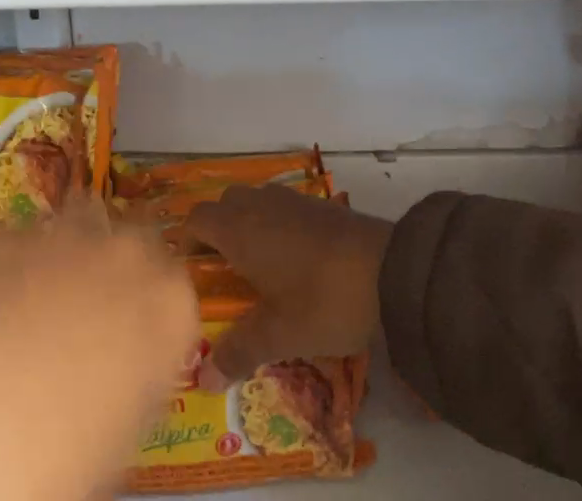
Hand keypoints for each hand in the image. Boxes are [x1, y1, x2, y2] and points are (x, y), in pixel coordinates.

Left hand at [0, 206, 197, 500]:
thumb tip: (127, 368)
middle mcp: (124, 253)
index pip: (174, 290)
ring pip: (72, 231)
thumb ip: (141, 378)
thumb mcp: (126, 429)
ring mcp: (59, 236)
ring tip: (33, 306)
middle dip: (110, 275)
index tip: (129, 340)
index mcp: (170, 303)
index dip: (149, 315)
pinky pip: (12, 248)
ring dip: (63, 258)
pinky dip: (5, 272)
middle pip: (129, 248)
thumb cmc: (62, 452)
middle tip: (80, 322)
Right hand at [183, 185, 393, 389]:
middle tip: (221, 273)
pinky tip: (294, 264)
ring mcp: (295, 201)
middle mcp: (261, 205)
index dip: (187, 241)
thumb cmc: (322, 300)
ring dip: (250, 228)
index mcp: (239, 228)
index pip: (197, 219)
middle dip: (217, 233)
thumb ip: (238, 352)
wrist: (394, 271)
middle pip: (225, 206)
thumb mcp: (279, 334)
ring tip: (257, 270)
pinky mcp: (324, 207)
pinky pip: (285, 209)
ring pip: (257, 204)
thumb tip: (203, 379)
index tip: (188, 271)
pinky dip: (279, 228)